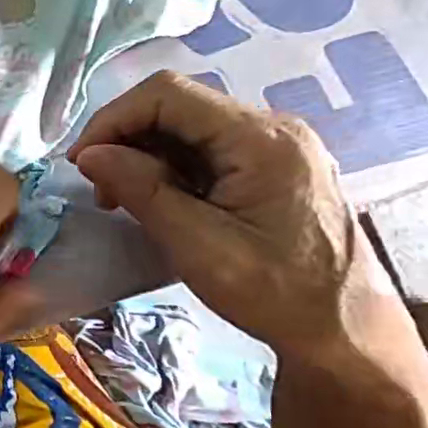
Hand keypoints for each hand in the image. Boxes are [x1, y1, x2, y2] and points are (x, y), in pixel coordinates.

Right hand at [65, 71, 398, 357]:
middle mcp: (271, 128)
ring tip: (120, 198)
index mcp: (262, 139)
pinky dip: (166, 165)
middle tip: (98, 187)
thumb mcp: (199, 245)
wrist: (346, 332)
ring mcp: (274, 145)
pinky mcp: (270, 165)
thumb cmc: (275, 293)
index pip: (168, 95)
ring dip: (141, 153)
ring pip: (185, 125)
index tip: (80, 162)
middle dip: (124, 137)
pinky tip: (155, 199)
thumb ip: (142, 191)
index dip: (112, 119)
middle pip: (176, 105)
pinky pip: (203, 147)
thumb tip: (89, 154)